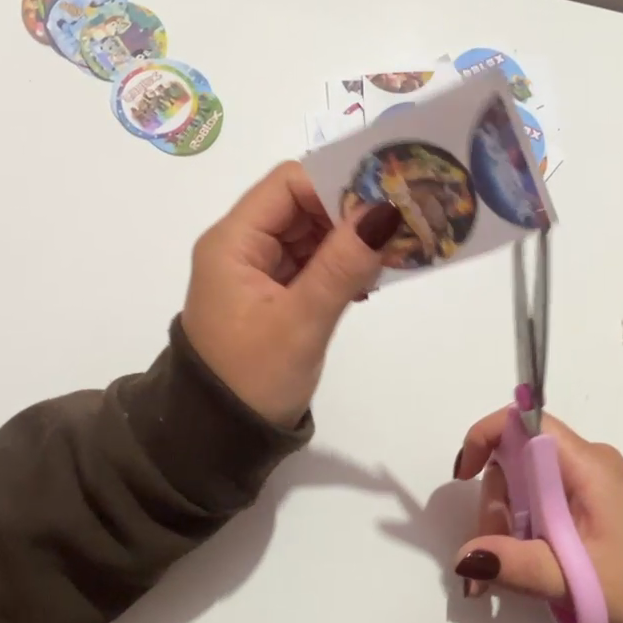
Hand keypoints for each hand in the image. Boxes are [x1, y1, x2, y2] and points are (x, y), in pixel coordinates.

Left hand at [183, 161, 403, 426]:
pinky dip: (339, 267)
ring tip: (394, 254)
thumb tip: (386, 211)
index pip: (289, 184)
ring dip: (349, 242)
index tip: (386, 202)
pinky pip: (310, 264)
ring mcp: (256, 272)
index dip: (336, 185)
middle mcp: (241, 247)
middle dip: (349, 214)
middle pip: (301, 206)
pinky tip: (370, 280)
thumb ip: (342, 266)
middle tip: (403, 227)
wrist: (218, 437)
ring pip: (310, 235)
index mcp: (233, 242)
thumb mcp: (300, 322)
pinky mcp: (271, 295)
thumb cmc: (251, 379)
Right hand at [449, 410, 622, 622]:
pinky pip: (536, 503)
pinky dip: (517, 532)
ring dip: (500, 527)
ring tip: (493, 580)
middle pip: (514, 463)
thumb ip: (518, 565)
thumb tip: (463, 557)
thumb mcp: (573, 579)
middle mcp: (583, 463)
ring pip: (520, 487)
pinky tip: (510, 568)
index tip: (463, 475)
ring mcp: (583, 483)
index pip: (526, 422)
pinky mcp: (583, 503)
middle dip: (492, 509)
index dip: (486, 436)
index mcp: (586, 466)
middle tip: (488, 562)